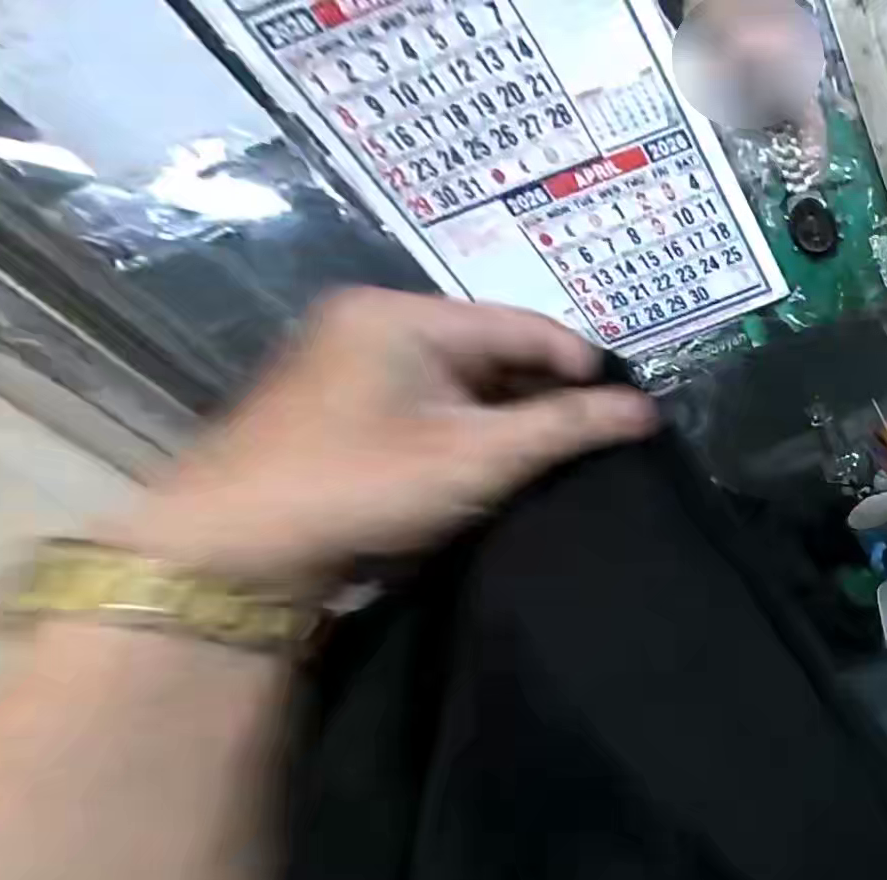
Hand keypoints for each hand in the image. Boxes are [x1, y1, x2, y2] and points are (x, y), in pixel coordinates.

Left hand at [105, 288, 657, 589]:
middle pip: (506, 349)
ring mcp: (371, 362)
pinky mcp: (367, 402)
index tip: (629, 415)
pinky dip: (492, 424)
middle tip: (603, 435)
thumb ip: (570, 426)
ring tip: (569, 448)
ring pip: (482, 378)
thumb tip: (648, 411)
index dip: (586, 368)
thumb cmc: (365, 485)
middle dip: (557, 392)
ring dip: (527, 412)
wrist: (238, 555)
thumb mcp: (483, 454)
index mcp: (405, 316)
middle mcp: (385, 324)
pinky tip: (517, 454)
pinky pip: (454, 399)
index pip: (529, 326)